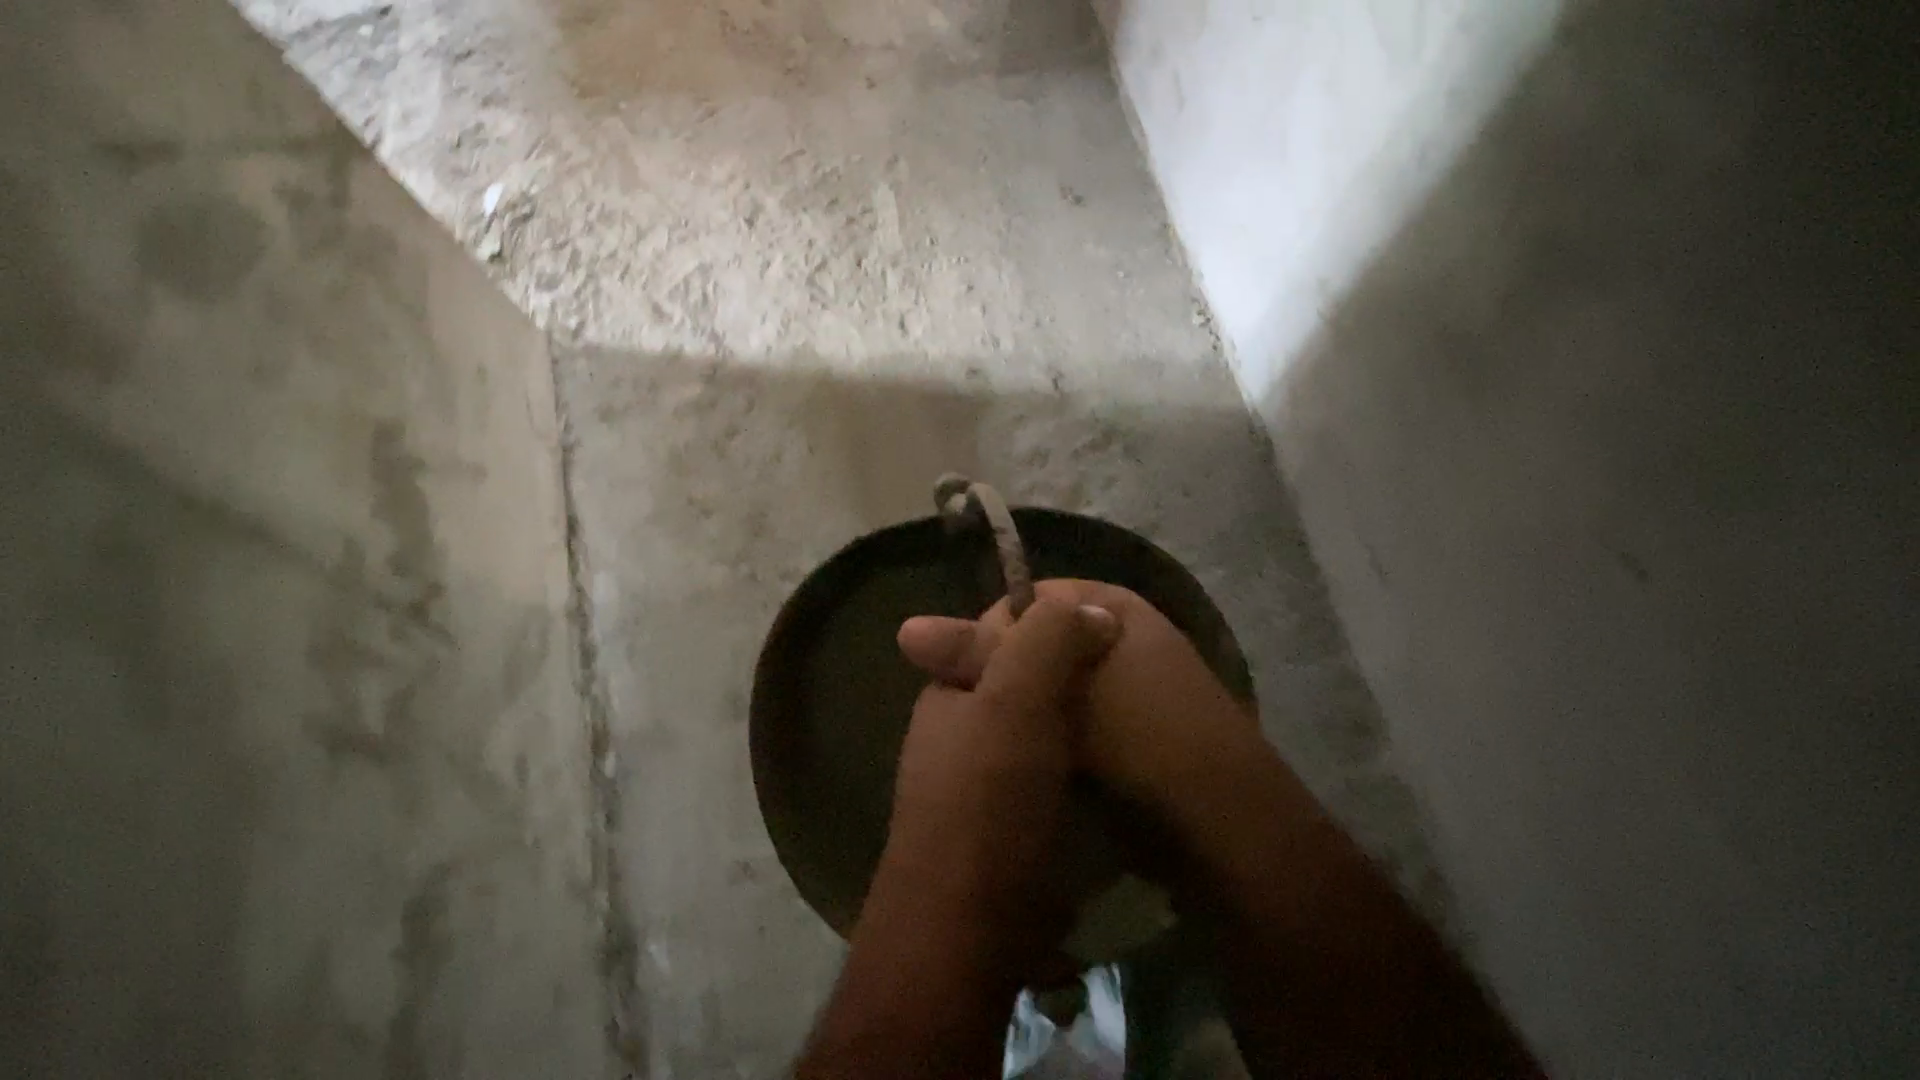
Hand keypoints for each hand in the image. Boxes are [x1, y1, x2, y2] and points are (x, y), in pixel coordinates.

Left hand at [880, 596, 1119, 963]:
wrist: (974, 928)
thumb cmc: (990, 799)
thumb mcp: (1016, 698)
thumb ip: (1047, 640)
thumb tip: (1092, 609)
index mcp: (951, 694)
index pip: (1000, 637)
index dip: (1050, 627)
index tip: (1106, 630)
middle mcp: (963, 735)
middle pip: (1029, 688)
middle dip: (1074, 682)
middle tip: (1131, 681)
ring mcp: (989, 788)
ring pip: (1048, 739)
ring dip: (1086, 734)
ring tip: (1139, 726)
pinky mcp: (1017, 833)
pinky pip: (1059, 786)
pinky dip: (1088, 777)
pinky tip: (1124, 777)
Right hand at [897, 579, 1263, 821]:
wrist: (1222, 824)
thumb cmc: (1139, 734)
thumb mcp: (1055, 687)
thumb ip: (982, 656)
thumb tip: (905, 628)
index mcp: (1112, 607)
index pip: (1027, 603)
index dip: (987, 635)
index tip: (965, 681)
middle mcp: (1121, 640)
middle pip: (1037, 649)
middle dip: (1005, 681)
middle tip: (978, 723)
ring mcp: (1129, 692)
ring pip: (1051, 694)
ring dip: (1025, 718)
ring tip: (995, 749)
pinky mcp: (1128, 740)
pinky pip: (1072, 729)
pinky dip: (1049, 744)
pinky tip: (1028, 770)